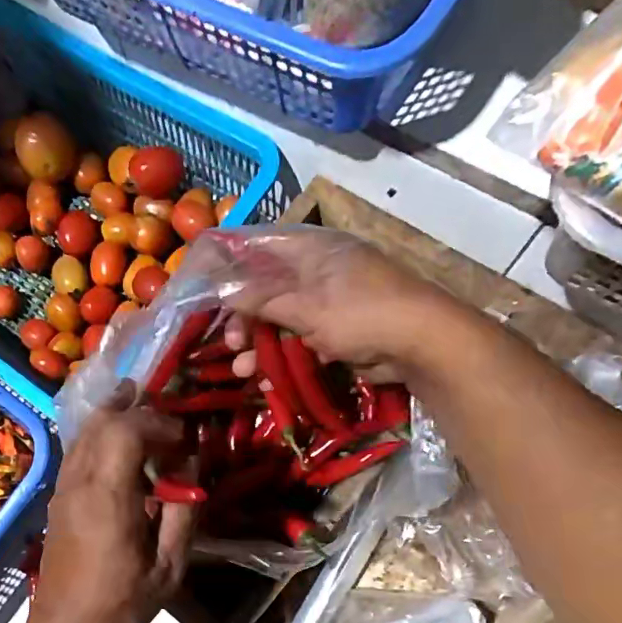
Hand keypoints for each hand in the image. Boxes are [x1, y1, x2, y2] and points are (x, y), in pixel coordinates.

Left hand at [27, 381, 197, 622]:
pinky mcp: (57, 496)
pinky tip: (119, 442)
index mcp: (108, 497)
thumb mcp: (170, 565)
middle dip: (137, 411)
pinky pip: (77, 449)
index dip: (158, 423)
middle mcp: (79, 482)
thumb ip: (185, 511)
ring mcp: (62, 487)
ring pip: (85, 431)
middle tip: (166, 418)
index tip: (183, 440)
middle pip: (102, 421)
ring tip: (143, 410)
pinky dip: (100, 435)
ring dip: (115, 416)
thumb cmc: (124, 602)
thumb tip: (192, 466)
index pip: (126, 430)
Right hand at [181, 227, 472, 382]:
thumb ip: (261, 298)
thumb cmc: (360, 312)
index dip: (226, 263)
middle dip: (242, 318)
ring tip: (242, 368)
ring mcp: (326, 301)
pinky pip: (297, 339)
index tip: (201, 286)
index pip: (257, 245)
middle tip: (229, 343)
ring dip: (257, 344)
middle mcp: (315, 270)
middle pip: (264, 288)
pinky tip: (264, 377)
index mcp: (310, 250)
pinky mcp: (335, 330)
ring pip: (278, 318)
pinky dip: (279, 355)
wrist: (420, 343)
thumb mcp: (304, 305)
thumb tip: (221, 290)